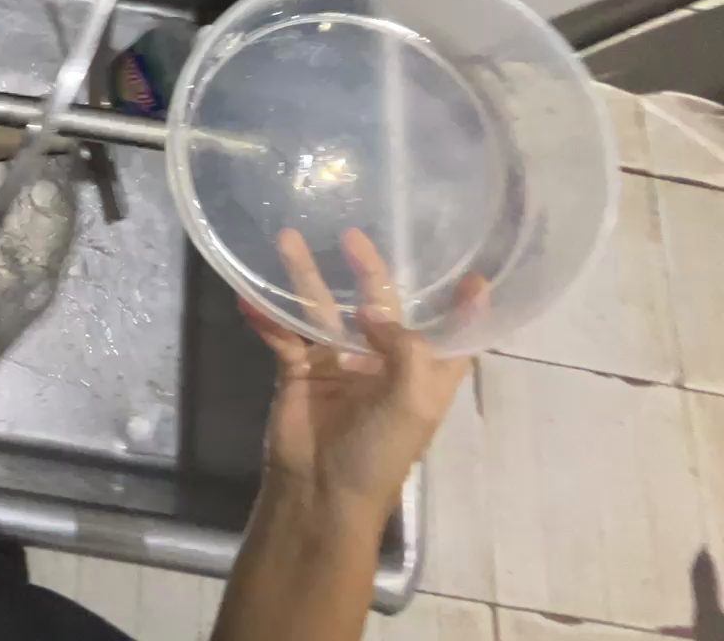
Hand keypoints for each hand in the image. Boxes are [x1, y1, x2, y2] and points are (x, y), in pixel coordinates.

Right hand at [238, 228, 478, 523]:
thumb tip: (370, 310)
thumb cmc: (380, 451)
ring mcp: (334, 361)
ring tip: (286, 241)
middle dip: (367, 271)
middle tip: (352, 235)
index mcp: (422, 374)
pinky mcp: (296, 366)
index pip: (452, 335)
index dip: (465, 308)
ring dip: (302, 277)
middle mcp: (380, 361)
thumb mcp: (410, 403)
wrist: (320, 487)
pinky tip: (249, 300)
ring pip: (320, 309)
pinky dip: (266, 317)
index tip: (474, 275)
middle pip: (378, 306)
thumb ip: (402, 350)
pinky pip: (281, 333)